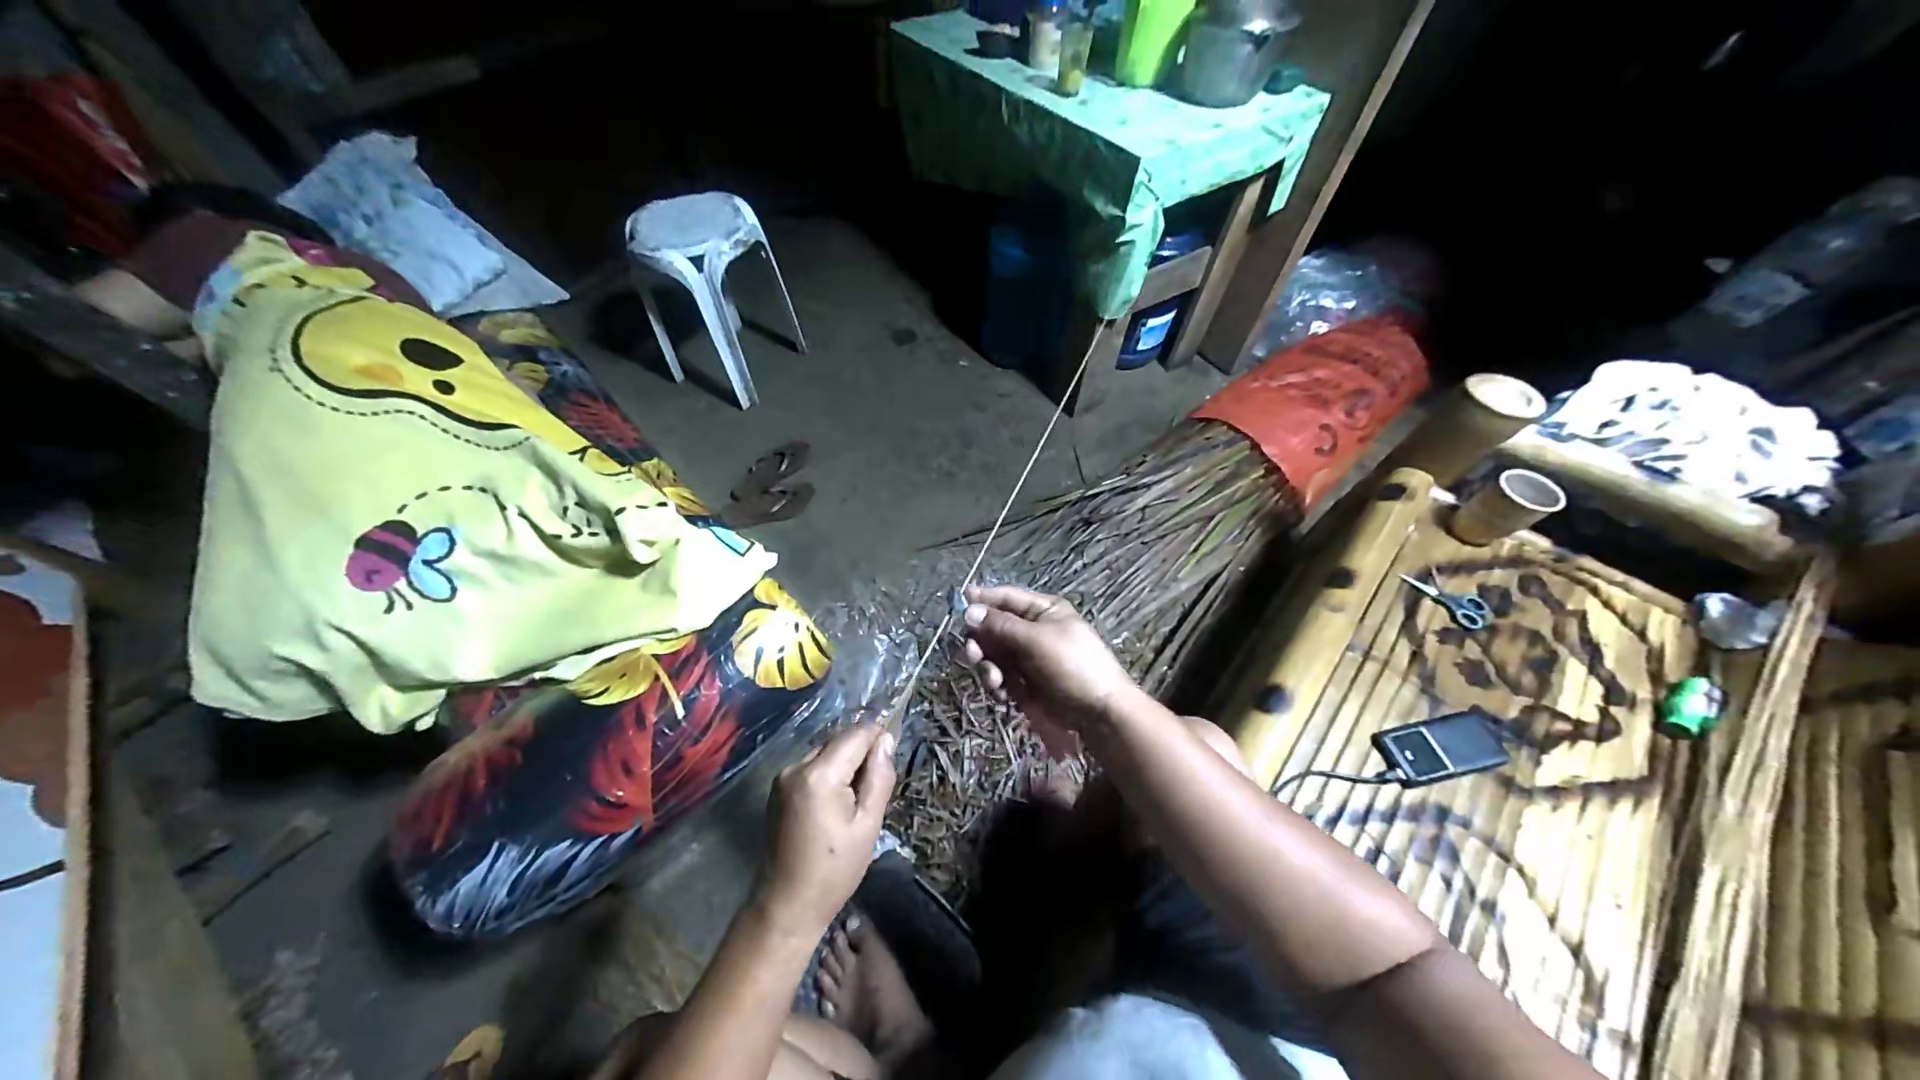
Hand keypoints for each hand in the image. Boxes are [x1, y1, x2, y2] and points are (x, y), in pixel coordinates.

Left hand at [759, 723, 895, 934]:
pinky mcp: (777, 789)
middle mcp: (796, 766)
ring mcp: (783, 777)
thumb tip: (886, 739)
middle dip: (860, 757)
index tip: (890, 762)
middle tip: (872, 794)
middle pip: (839, 742)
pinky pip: (811, 768)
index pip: (856, 734)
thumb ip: (879, 777)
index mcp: (819, 775)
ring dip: (844, 767)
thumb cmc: (834, 870)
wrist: (786, 906)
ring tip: (854, 805)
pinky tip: (834, 808)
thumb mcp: (868, 825)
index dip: (878, 739)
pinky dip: (828, 777)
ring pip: (826, 754)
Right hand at [959, 584, 1137, 745]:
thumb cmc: (1073, 665)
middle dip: (982, 643)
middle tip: (974, 656)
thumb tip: (968, 610)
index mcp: (1042, 610)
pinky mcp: (1026, 681)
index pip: (1005, 597)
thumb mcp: (1036, 640)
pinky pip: (1001, 676)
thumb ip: (1001, 625)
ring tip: (996, 682)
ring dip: (989, 668)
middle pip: (993, 628)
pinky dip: (998, 685)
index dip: (981, 600)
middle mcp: (1033, 629)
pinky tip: (1003, 695)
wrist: (1099, 711)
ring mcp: (1028, 656)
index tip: (958, 604)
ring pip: (993, 655)